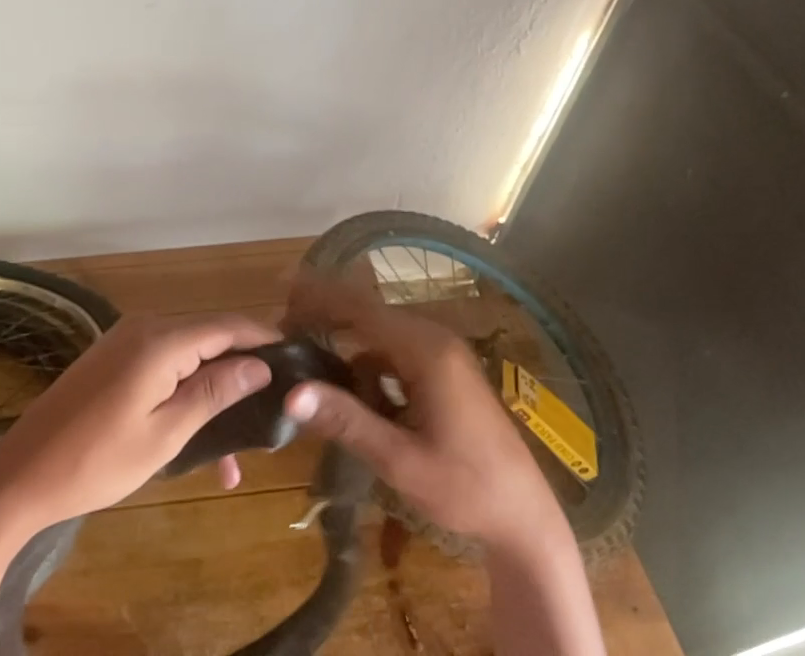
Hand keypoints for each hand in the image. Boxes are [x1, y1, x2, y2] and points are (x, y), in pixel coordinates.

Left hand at [0, 312, 279, 532]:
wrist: (22, 476)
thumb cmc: (96, 462)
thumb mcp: (165, 433)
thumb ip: (214, 392)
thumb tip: (259, 365)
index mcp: (159, 341)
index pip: (228, 325)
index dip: (265, 340)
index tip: (299, 362)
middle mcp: (143, 329)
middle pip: (210, 337)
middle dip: (243, 371)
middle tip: (274, 410)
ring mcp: (124, 342)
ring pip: (188, 357)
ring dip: (214, 392)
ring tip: (239, 448)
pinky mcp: (111, 361)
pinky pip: (162, 367)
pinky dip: (184, 394)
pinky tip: (200, 441)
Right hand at [282, 277, 562, 549]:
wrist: (524, 517)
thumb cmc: (467, 489)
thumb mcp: (400, 461)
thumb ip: (346, 421)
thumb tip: (291, 393)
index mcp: (427, 352)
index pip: (361, 308)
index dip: (319, 294)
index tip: (281, 286)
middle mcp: (435, 342)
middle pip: (368, 314)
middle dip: (325, 317)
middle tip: (281, 331)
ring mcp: (443, 357)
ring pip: (379, 336)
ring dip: (344, 344)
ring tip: (305, 359)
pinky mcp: (445, 375)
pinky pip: (395, 356)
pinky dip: (367, 366)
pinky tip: (350, 394)